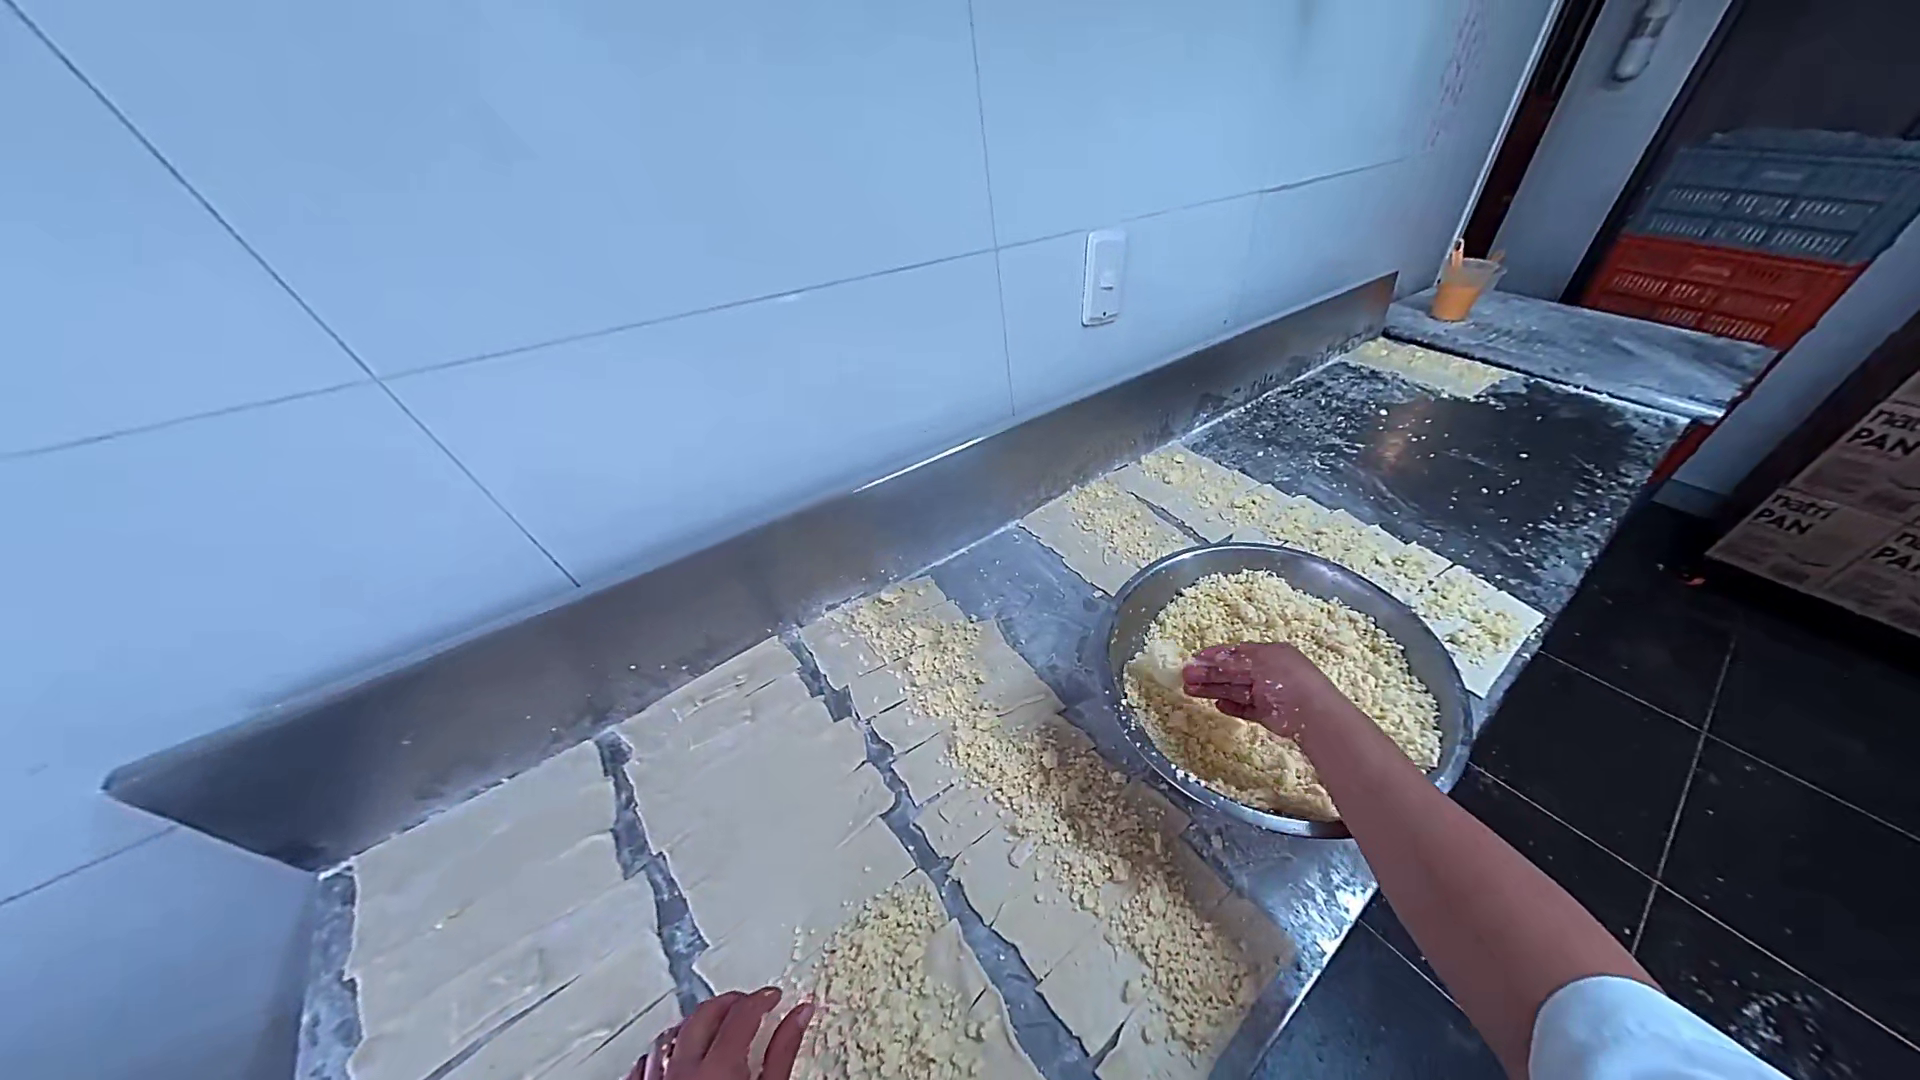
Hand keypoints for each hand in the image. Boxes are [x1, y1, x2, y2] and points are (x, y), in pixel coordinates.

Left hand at [634, 987, 813, 1079]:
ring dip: (692, 1026)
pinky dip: (659, 1055)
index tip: (773, 998)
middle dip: (728, 1003)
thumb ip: (784, 1051)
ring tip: (713, 1028)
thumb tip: (801, 1013)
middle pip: (703, 1016)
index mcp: (719, 1066)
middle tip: (748, 1005)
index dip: (762, 998)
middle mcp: (682, 1071)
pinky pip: (641, 1068)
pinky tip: (671, 1056)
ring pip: (668, 1038)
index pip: (742, 1012)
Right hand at [1182, 642, 1362, 740]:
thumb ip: (1232, 662)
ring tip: (1190, 690)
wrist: (1313, 715)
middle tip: (1186, 676)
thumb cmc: (1287, 680)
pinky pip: (1245, 708)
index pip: (1237, 652)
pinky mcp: (1268, 714)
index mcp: (1270, 654)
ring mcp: (1269, 694)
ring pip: (1235, 689)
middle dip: (1209, 673)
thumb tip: (1209, 658)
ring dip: (1213, 689)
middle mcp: (1269, 672)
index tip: (1195, 658)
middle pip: (1232, 672)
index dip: (1215, 655)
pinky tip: (1216, 705)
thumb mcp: (1258, 663)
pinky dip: (1231, 707)